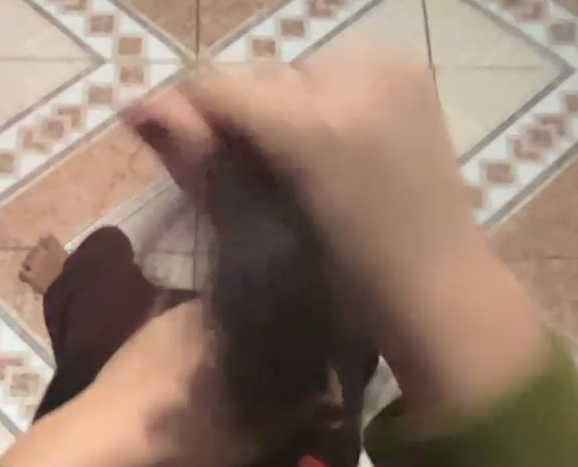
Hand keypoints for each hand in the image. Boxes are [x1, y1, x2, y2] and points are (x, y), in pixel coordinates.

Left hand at [0, 299, 311, 466]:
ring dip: (231, 346)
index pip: (281, 317)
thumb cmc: (179, 434)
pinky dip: (200, 352)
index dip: (300, 343)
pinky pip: (185, 335)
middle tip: (276, 377)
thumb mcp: (246, 437)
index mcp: (230, 319)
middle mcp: (198, 305)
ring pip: (215, 325)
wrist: (98, 438)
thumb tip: (335, 401)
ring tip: (241, 378)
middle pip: (247, 318)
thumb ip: (294, 418)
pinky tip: (200, 378)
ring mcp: (163, 317)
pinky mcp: (138, 336)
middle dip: (265, 343)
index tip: (311, 369)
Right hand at [126, 60, 547, 422]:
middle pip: (260, 77)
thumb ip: (205, 161)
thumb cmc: (344, 283)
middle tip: (236, 165)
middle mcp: (353, 82)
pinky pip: (339, 71)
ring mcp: (390, 69)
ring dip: (280, 107)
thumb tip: (141, 113)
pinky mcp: (411, 71)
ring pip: (297, 72)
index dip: (184, 109)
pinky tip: (327, 145)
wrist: (436, 287)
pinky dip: (320, 101)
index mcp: (313, 132)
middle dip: (238, 114)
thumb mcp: (265, 226)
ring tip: (288, 160)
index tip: (158, 130)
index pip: (221, 89)